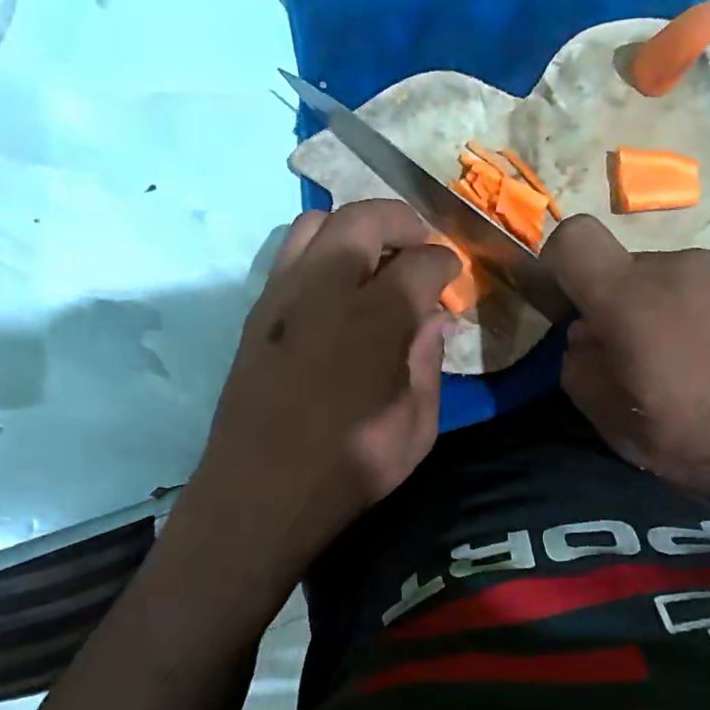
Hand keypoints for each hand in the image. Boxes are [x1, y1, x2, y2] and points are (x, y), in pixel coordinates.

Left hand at [196, 200, 459, 558]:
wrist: (262, 490)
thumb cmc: (351, 465)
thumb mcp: (417, 424)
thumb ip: (428, 361)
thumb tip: (432, 318)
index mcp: (376, 320)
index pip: (420, 262)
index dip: (444, 263)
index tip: (453, 274)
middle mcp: (326, 291)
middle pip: (363, 218)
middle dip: (400, 221)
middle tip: (419, 245)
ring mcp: (283, 296)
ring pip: (316, 224)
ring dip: (354, 228)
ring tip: (374, 258)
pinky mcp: (257, 312)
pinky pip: (290, 255)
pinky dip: (320, 251)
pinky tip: (336, 287)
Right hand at [543, 215, 709, 537]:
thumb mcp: (637, 437)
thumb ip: (587, 383)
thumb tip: (580, 345)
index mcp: (635, 301)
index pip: (572, 241)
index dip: (559, 268)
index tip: (576, 315)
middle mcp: (681, 265)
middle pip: (627, 274)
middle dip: (624, 316)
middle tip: (654, 375)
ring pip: (674, 284)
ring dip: (673, 320)